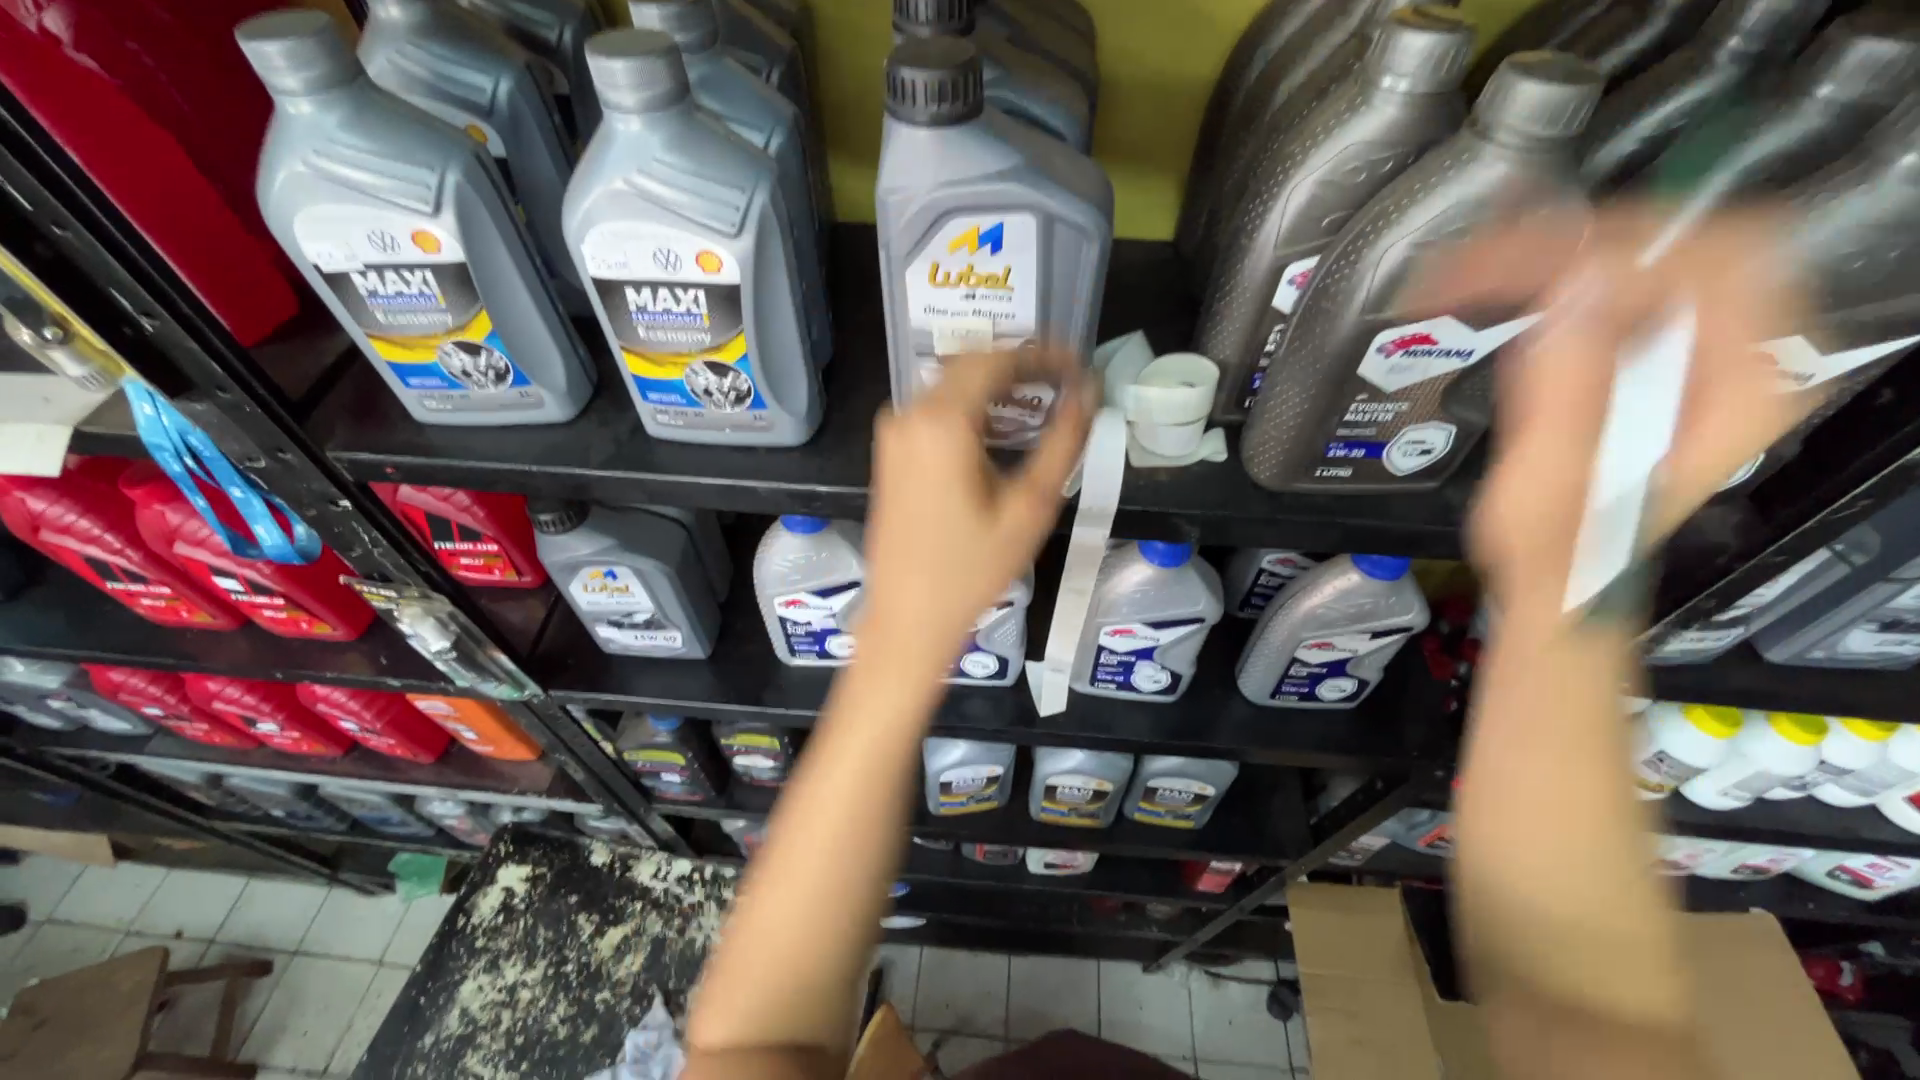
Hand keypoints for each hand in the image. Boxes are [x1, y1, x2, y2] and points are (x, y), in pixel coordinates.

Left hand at [860, 349, 1094, 669]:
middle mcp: (909, 415)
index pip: (996, 360)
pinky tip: (1000, 429)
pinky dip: (970, 408)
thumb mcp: (1029, 508)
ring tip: (1040, 402)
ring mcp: (894, 433)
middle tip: (1063, 381)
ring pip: (950, 386)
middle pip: (970, 365)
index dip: (1041, 356)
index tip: (1077, 364)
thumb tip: (1088, 395)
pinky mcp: (890, 453)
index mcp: (941, 422)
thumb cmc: (971, 570)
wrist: (908, 617)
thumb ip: (1063, 444)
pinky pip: (934, 411)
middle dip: (1019, 367)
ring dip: (994, 387)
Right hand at [1402, 206, 1819, 616]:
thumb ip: (1567, 389)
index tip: (1521, 266)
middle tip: (1488, 259)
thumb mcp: (1552, 485)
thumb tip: (1572, 291)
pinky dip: (1550, 278)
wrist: (1558, 577)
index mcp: (1735, 392)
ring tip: (1475, 271)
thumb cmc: (1558, 553)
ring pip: (1641, 255)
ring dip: (1552, 255)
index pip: (1711, 264)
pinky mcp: (1644, 356)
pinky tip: (1501, 290)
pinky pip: (1612, 285)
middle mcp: (1731, 360)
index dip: (1612, 251)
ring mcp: (1689, 354)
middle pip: (1676, 245)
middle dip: (1573, 242)